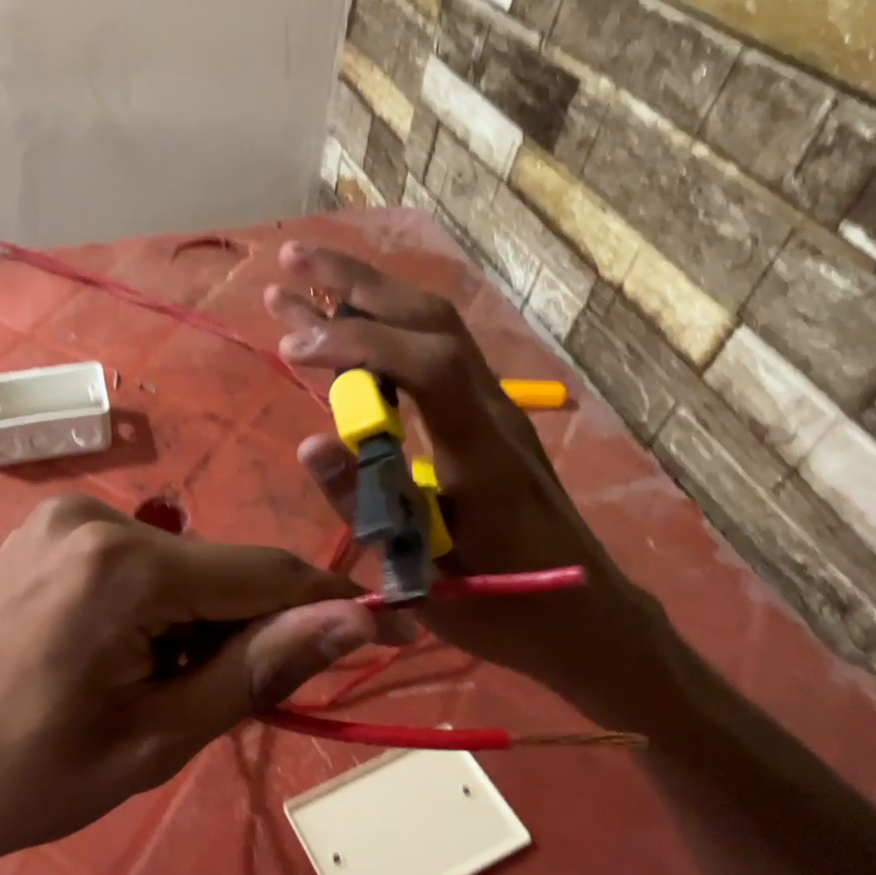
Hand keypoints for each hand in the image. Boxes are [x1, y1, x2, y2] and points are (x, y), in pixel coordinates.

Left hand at [0, 493, 380, 874]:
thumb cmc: (29, 776)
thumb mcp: (156, 737)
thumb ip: (259, 668)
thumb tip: (355, 620)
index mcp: (122, 564)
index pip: (262, 570)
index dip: (323, 604)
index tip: (374, 633)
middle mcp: (93, 515)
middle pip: (215, 567)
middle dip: (238, 630)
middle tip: (212, 703)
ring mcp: (60, 518)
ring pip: (175, 564)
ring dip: (191, 623)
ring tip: (146, 690)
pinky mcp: (41, 532)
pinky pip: (130, 561)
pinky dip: (150, 607)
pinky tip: (113, 658)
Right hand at [264, 242, 674, 706]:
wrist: (586, 618)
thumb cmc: (503, 608)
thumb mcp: (425, 575)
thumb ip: (367, 506)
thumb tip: (309, 441)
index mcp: (483, 451)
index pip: (427, 364)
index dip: (359, 342)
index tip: (292, 347)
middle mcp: (492, 411)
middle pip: (430, 320)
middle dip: (355, 282)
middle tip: (289, 256)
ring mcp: (493, 408)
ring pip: (434, 326)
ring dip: (368, 293)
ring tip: (302, 274)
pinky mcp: (486, 416)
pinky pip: (435, 350)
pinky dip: (385, 324)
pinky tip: (348, 323)